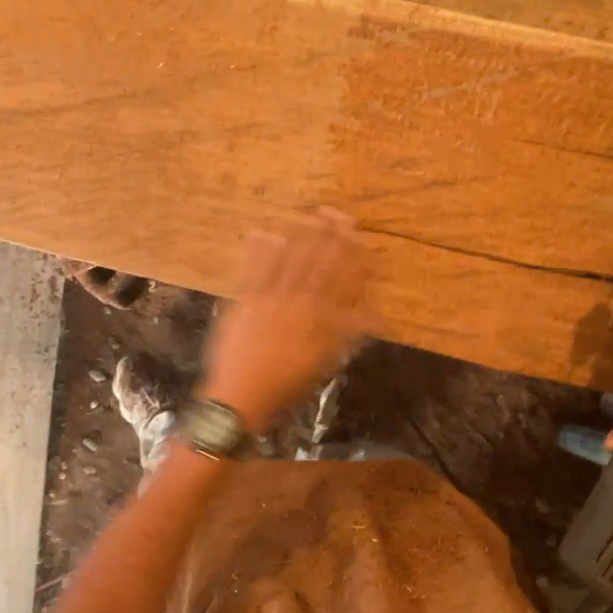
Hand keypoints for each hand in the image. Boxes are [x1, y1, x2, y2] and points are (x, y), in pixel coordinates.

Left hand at [199, 209, 374, 430]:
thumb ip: (345, 335)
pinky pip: (252, 271)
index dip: (353, 259)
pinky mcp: (241, 302)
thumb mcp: (322, 364)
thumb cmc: (284, 387)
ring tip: (311, 214)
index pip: (342, 283)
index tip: (361, 239)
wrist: (239, 398)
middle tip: (340, 214)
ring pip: (288, 263)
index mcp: (319, 322)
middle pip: (318, 266)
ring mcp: (267, 301)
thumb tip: (374, 314)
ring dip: (301, 237)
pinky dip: (259, 251)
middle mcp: (296, 306)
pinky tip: (266, 232)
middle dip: (330, 238)